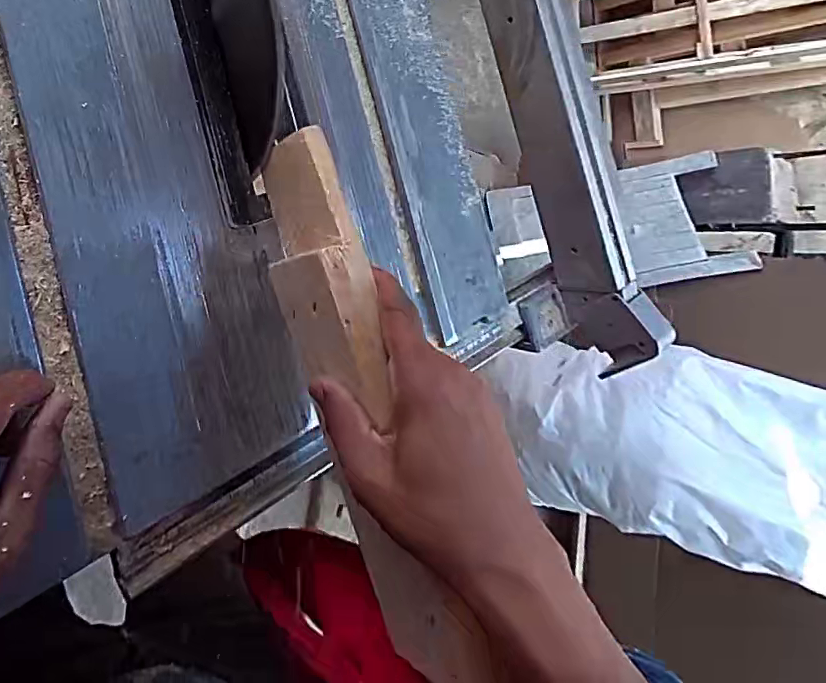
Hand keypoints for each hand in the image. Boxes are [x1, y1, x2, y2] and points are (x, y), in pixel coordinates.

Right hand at [308, 269, 556, 595]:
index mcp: (425, 382)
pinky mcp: (487, 410)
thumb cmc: (435, 518)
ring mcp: (476, 392)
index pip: (400, 317)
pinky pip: (447, 383)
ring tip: (378, 410)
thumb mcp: (372, 476)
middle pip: (410, 342)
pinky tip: (412, 429)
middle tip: (349, 360)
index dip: (381, 288)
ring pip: (428, 365)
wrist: (504, 555)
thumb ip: (342, 422)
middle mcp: (455, 376)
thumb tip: (322, 382)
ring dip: (401, 373)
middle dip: (379, 342)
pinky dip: (423, 389)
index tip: (364, 270)